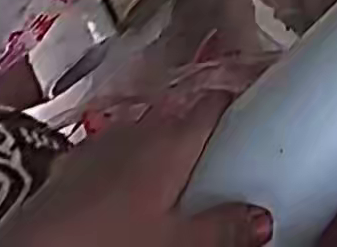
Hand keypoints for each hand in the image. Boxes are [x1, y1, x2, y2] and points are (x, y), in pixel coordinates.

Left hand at [13, 91, 271, 245]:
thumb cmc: (110, 244)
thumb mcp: (176, 245)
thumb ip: (222, 227)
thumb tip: (264, 217)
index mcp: (173, 140)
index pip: (214, 102)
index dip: (235, 103)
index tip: (252, 110)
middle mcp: (140, 129)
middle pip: (180, 119)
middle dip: (197, 134)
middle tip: (215, 159)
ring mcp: (103, 143)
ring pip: (144, 135)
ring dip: (160, 149)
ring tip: (171, 181)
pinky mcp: (72, 164)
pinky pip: (112, 155)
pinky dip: (125, 166)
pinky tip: (121, 195)